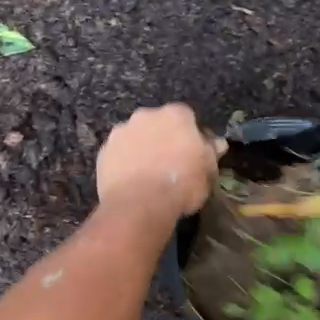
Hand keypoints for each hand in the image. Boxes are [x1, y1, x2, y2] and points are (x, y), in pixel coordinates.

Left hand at [95, 104, 221, 216]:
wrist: (139, 205)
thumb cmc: (181, 185)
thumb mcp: (208, 171)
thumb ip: (211, 152)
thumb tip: (216, 143)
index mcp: (174, 114)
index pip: (186, 116)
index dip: (189, 134)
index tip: (191, 152)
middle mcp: (145, 115)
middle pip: (157, 123)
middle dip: (162, 137)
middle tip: (168, 163)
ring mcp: (121, 132)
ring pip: (134, 136)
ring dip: (141, 148)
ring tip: (147, 174)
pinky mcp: (103, 151)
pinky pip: (118, 153)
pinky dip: (123, 162)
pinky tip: (130, 180)